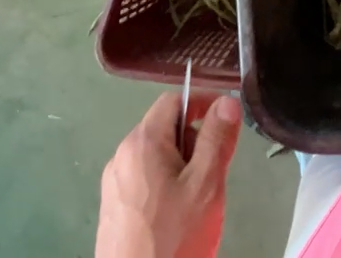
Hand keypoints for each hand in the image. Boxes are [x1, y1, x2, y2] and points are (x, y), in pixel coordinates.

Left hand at [96, 93, 241, 257]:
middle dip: (194, 143)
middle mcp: (122, 155)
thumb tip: (227, 101)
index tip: (227, 124)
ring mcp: (114, 184)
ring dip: (181, 168)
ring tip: (196, 204)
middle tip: (213, 176)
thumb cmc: (174, 238)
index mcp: (142, 142)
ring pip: (156, 158)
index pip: (173, 100)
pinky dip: (165, 188)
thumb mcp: (206, 186)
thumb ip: (217, 140)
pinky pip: (144, 182)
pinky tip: (176, 220)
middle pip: (165, 129)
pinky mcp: (113, 210)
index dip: (202, 103)